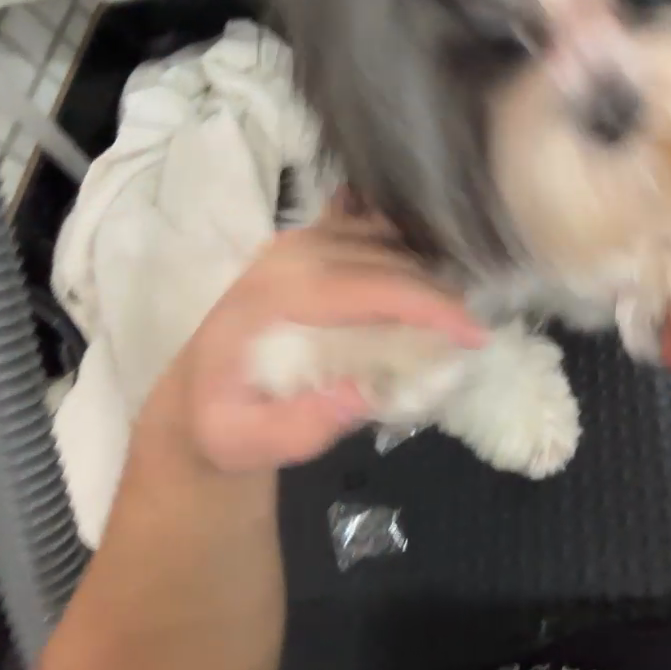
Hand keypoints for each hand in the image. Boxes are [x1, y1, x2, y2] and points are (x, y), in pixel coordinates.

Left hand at [146, 214, 487, 473]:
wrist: (195, 396)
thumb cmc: (225, 422)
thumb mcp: (249, 442)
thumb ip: (300, 425)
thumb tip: (360, 392)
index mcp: (276, 297)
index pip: (372, 286)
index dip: (431, 306)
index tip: (475, 335)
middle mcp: (288, 255)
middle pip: (388, 259)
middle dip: (439, 294)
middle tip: (471, 334)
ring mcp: (297, 242)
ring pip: (386, 239)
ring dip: (427, 274)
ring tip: (452, 316)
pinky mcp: (306, 243)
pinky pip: (369, 227)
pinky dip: (404, 246)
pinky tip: (424, 271)